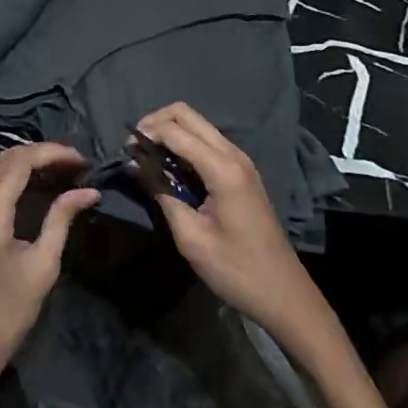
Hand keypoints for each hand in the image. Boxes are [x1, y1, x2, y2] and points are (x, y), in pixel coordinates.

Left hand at [0, 142, 99, 375]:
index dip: (53, 153)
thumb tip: (89, 191)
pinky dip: (10, 171)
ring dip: (25, 159)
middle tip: (74, 163)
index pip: (21, 162)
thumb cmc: (9, 312)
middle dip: (42, 153)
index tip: (81, 160)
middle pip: (7, 157)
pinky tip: (33, 180)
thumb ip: (62, 219)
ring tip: (58, 168)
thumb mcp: (43, 266)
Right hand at [136, 103, 327, 341]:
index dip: (146, 134)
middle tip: (134, 147)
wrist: (282, 292)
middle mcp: (233, 154)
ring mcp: (240, 161)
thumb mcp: (190, 237)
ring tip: (147, 156)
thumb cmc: (235, 269)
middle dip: (156, 122)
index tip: (124, 150)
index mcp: (223, 169)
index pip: (176, 131)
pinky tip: (170, 167)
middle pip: (187, 114)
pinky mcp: (241, 171)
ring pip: (198, 125)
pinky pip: (207, 142)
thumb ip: (162, 193)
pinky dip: (184, 144)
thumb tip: (135, 165)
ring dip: (170, 132)